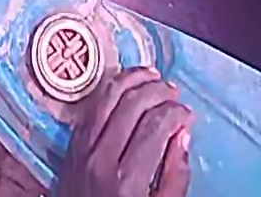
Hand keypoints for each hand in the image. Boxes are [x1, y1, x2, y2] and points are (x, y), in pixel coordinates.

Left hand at [56, 68, 193, 196]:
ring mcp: (83, 149)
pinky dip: (113, 87)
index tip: (188, 114)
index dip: (176, 113)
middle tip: (175, 92)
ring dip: (134, 79)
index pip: (156, 127)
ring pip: (110, 95)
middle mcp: (102, 159)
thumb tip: (182, 134)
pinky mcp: (72, 145)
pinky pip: (93, 104)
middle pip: (134, 104)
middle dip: (159, 91)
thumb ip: (174, 180)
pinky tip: (127, 85)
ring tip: (154, 77)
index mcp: (127, 183)